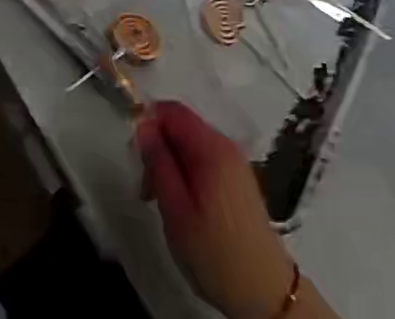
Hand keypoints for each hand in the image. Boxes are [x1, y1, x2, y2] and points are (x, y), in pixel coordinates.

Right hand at [136, 102, 296, 318]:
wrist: (260, 284)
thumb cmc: (213, 250)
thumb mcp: (175, 208)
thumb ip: (159, 163)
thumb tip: (144, 126)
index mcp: (212, 147)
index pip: (175, 111)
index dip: (150, 121)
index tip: (134, 151)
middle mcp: (227, 145)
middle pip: (183, 127)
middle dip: (159, 148)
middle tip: (146, 188)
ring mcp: (235, 161)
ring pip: (193, 145)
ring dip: (171, 164)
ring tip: (162, 202)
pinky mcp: (238, 178)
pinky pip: (206, 160)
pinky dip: (188, 173)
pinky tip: (182, 205)